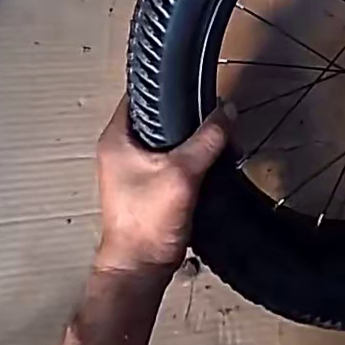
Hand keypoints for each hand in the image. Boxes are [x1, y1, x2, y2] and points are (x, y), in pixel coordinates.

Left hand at [93, 95, 229, 275]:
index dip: (162, 82)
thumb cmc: (149, 220)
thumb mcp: (183, 172)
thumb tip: (228, 109)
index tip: (188, 74)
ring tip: (214, 126)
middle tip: (208, 101)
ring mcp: (131, 168)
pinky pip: (169, 156)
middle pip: (154, 114)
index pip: (137, 93)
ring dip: (188, 133)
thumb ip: (207, 138)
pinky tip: (209, 152)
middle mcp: (119, 148)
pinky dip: (188, 152)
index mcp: (116, 138)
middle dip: (183, 108)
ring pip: (164, 136)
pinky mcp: (146, 184)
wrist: (140, 271)